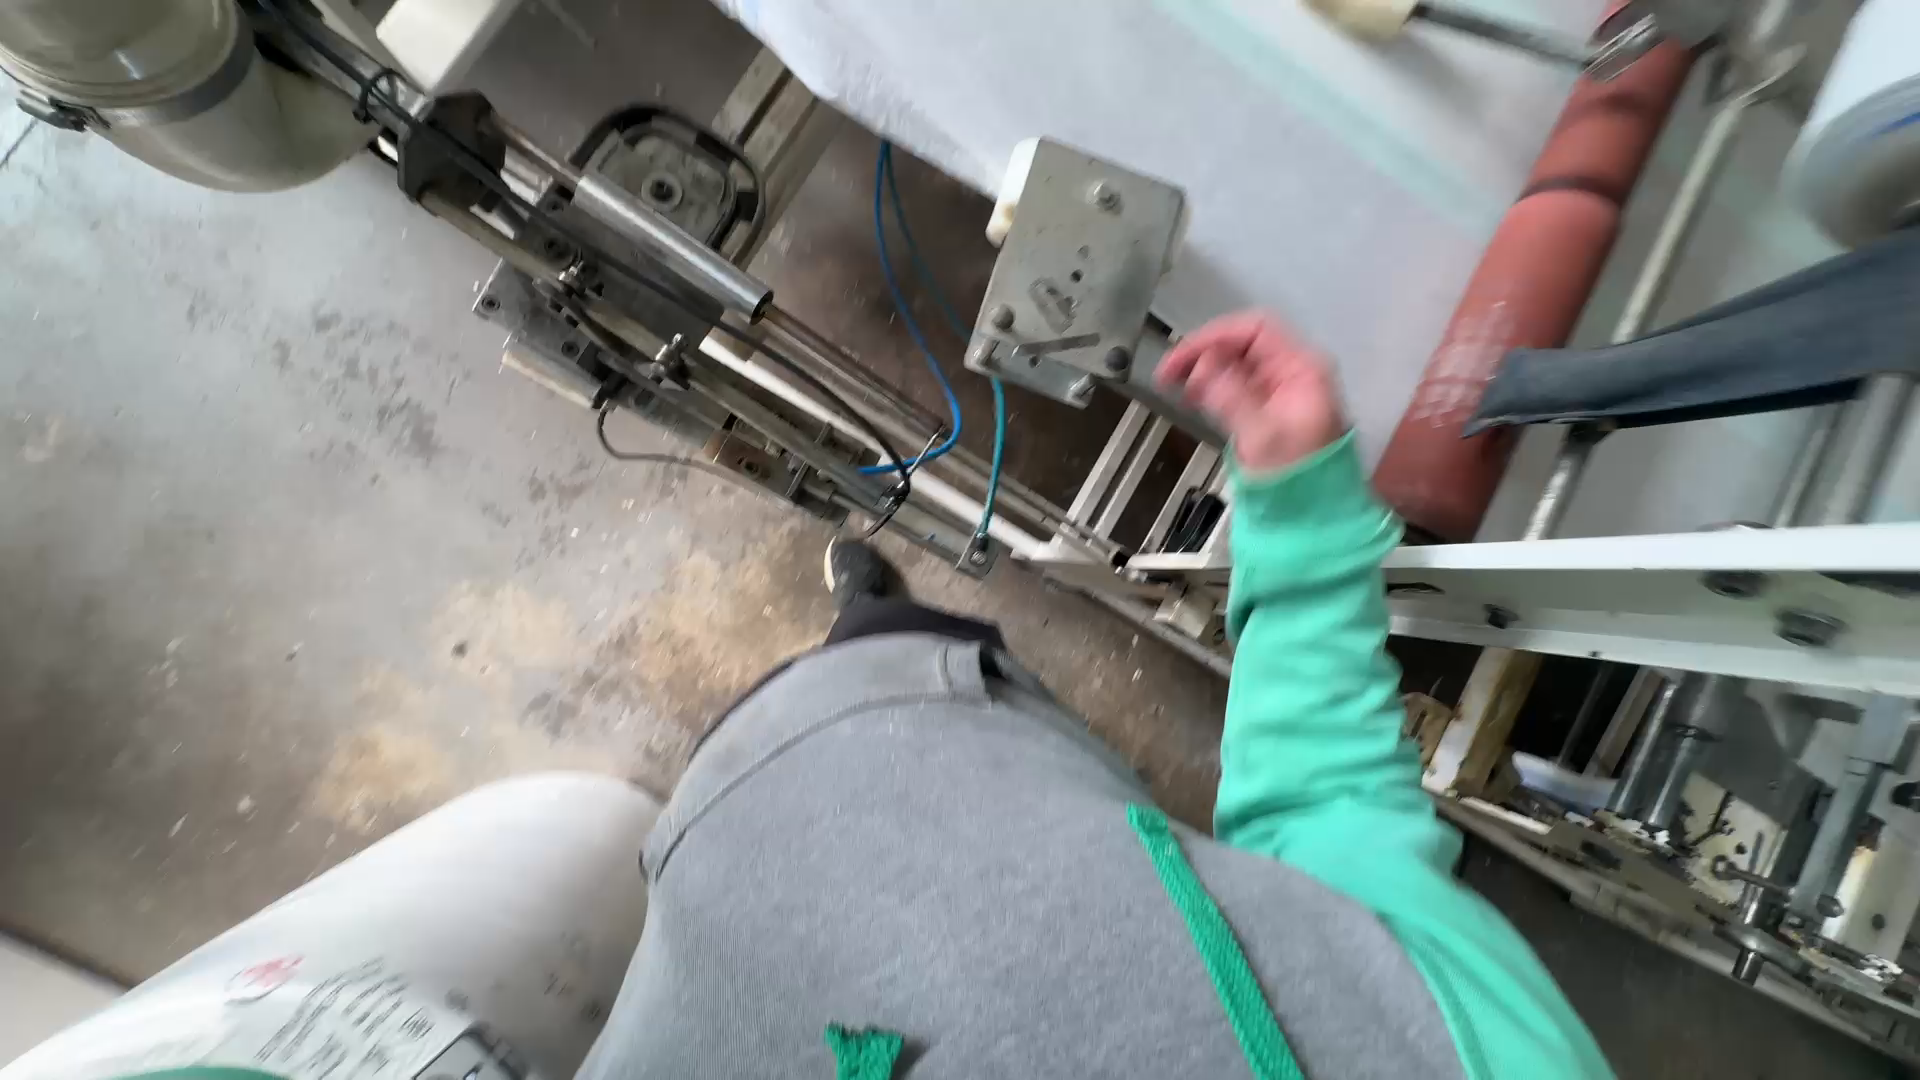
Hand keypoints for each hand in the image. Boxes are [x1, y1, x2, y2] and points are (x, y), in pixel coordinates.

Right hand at [1156, 311, 1347, 472]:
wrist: (1312, 513)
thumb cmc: (1295, 475)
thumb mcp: (1263, 436)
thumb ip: (1232, 398)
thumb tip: (1202, 368)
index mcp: (1301, 369)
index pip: (1256, 330)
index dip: (1216, 336)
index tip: (1182, 355)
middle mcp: (1291, 372)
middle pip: (1242, 344)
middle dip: (1203, 353)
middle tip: (1168, 372)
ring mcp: (1278, 390)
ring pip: (1234, 363)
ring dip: (1202, 368)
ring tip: (1172, 383)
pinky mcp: (1264, 408)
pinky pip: (1233, 384)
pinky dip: (1209, 385)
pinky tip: (1189, 395)